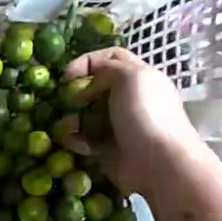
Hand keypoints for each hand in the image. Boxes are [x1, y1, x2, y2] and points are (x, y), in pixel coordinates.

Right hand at [64, 47, 201, 193]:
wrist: (158, 162)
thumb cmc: (145, 114)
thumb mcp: (130, 77)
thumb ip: (106, 67)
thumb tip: (87, 82)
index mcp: (137, 77)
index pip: (110, 58)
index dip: (88, 62)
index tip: (68, 75)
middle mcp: (126, 98)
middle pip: (92, 87)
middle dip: (74, 93)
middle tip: (63, 101)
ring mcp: (116, 124)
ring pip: (83, 115)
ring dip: (71, 119)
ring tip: (69, 126)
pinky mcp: (106, 148)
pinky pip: (82, 138)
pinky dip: (75, 140)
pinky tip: (77, 144)